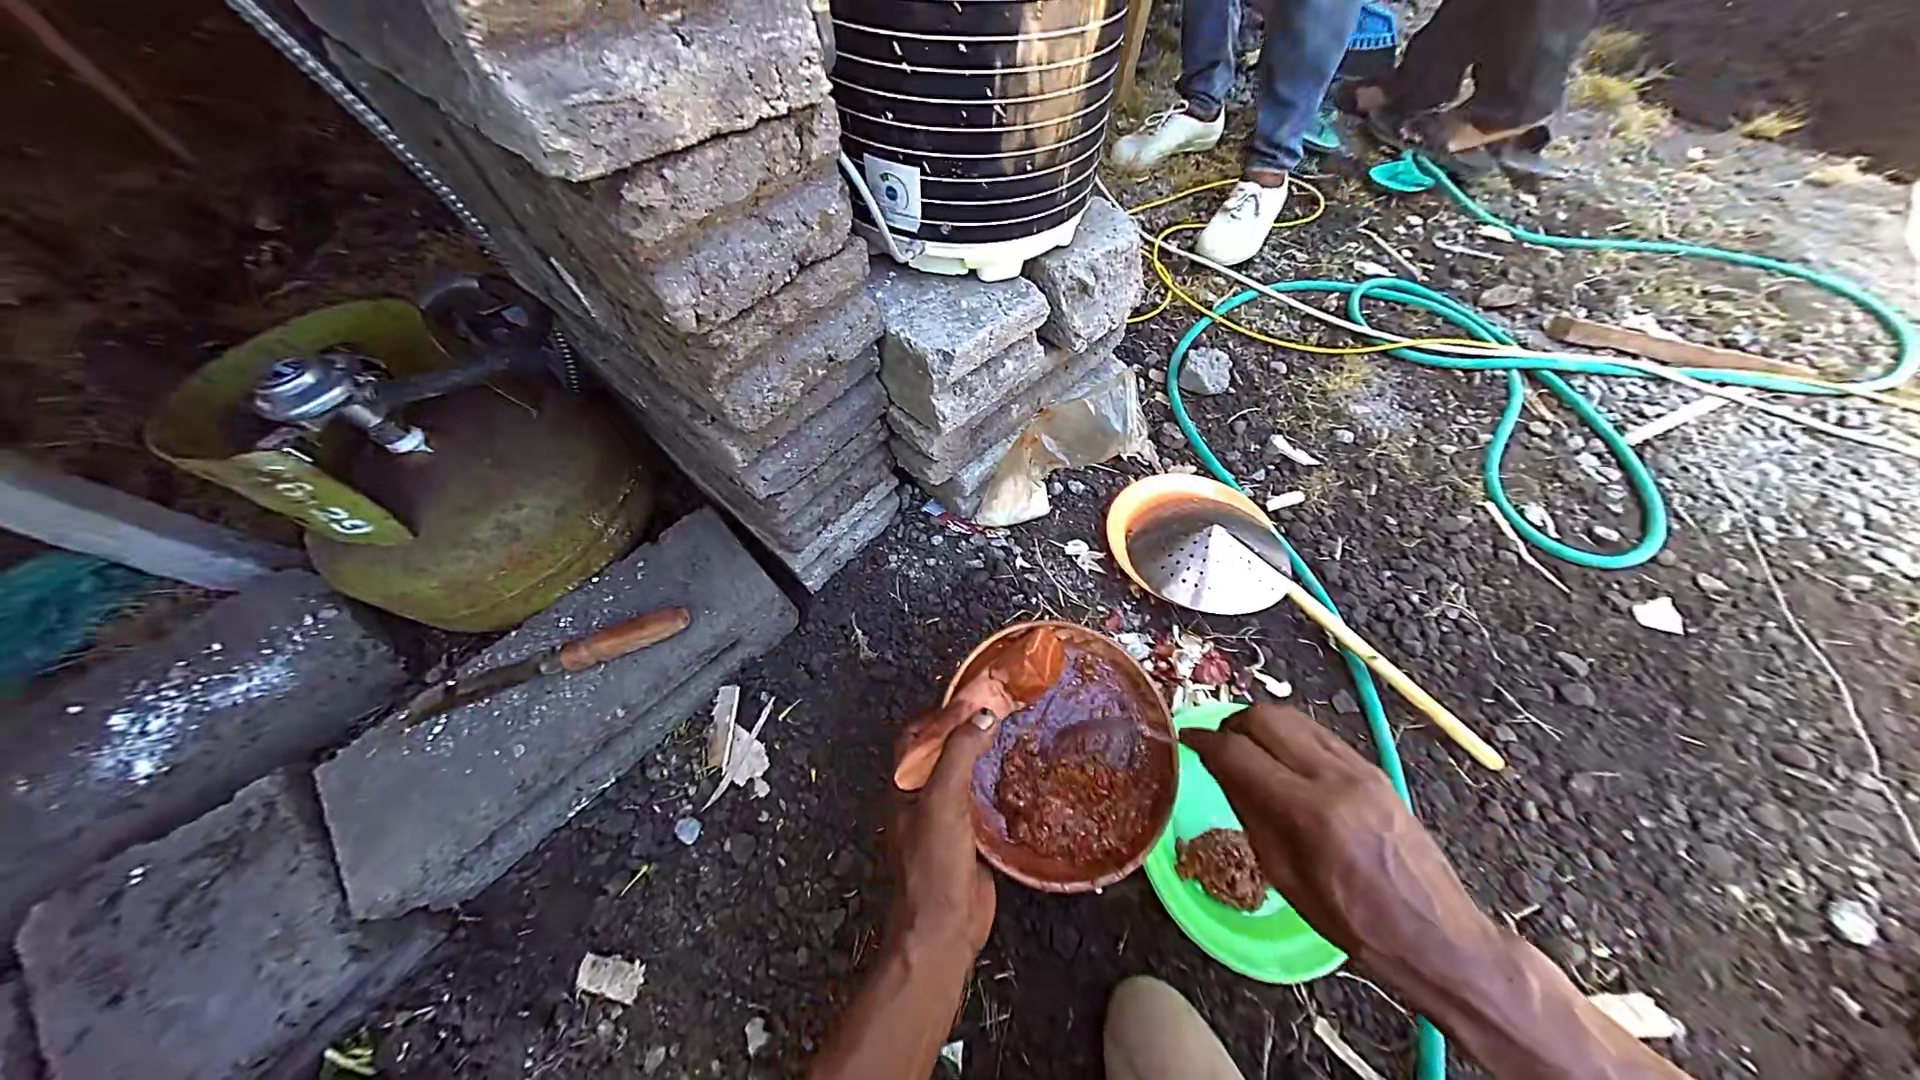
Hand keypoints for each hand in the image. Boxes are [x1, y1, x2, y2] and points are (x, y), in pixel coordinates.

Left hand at [888, 697, 998, 963]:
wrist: (943, 925)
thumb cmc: (933, 862)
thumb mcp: (943, 799)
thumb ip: (960, 754)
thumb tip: (983, 715)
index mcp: (906, 783)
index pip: (920, 734)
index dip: (943, 713)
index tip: (976, 697)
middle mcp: (922, 794)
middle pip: (942, 749)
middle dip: (965, 728)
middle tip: (998, 709)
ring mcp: (946, 814)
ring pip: (963, 771)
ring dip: (982, 752)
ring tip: (1011, 732)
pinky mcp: (969, 834)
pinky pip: (981, 797)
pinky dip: (996, 780)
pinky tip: (1017, 773)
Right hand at [1185, 706, 1695, 1079]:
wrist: (1437, 935)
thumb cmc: (1353, 921)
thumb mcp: (1285, 875)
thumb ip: (1249, 811)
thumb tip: (1218, 767)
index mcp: (1309, 812)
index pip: (1238, 752)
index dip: (1203, 741)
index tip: (1186, 740)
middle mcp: (1335, 777)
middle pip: (1264, 717)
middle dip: (1230, 723)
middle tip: (1216, 744)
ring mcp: (1359, 767)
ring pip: (1291, 716)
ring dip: (1259, 724)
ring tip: (1245, 748)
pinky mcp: (1372, 767)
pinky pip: (1317, 732)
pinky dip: (1288, 734)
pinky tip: (1281, 758)